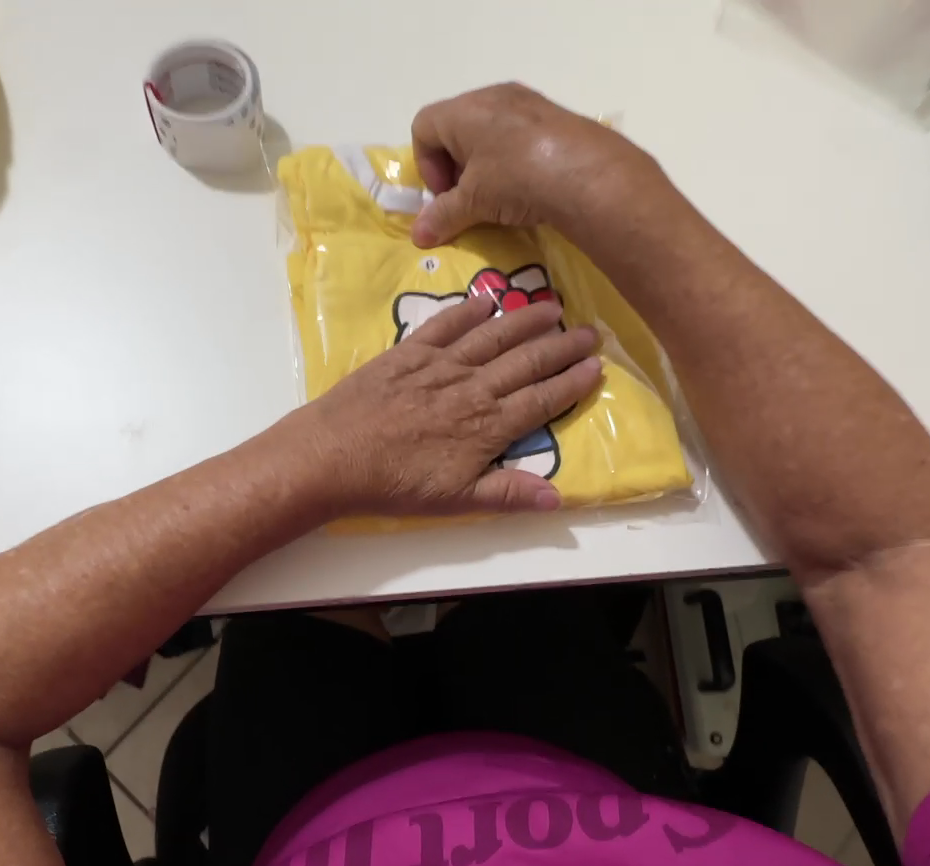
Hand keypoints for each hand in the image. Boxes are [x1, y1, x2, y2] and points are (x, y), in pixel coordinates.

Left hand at [281, 293, 602, 516]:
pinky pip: (445, 326)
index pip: (541, 400)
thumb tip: (559, 498)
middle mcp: (470, 388)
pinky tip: (486, 300)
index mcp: (486, 427)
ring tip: (553, 307)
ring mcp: (438, 366)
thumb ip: (507, 494)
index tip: (597, 367)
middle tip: (590, 331)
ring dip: (525, 321)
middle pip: (525, 362)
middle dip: (561, 348)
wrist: (331, 457)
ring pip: (492, 337)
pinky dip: (467, 311)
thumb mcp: (454, 501)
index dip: (571, 384)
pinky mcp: (407, 354)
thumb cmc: (392, 486)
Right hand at [409, 83, 667, 248]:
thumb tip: (418, 236)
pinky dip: (510, 161)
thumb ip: (442, 216)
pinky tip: (524, 188)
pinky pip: (516, 136)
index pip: (423, 127)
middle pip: (454, 128)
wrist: (586, 174)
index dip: (426, 165)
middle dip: (454, 167)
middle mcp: (492, 96)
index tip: (445, 195)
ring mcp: (525, 103)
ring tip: (496, 197)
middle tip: (467, 199)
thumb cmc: (515, 178)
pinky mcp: (551, 118)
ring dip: (482, 167)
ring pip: (487, 132)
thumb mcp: (474, 201)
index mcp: (464, 110)